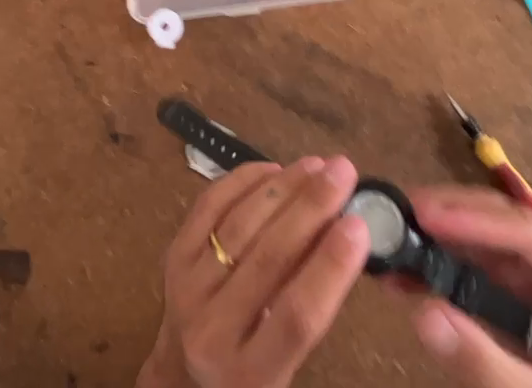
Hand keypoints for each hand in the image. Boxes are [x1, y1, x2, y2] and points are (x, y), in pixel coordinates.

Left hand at [137, 157, 370, 387]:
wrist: (181, 378)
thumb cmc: (250, 372)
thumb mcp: (284, 362)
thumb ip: (309, 308)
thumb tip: (345, 232)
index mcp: (251, 374)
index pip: (296, 315)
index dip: (329, 266)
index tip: (359, 223)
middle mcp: (212, 330)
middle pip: (267, 258)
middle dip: (311, 207)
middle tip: (343, 171)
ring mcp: (186, 288)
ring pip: (239, 225)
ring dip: (282, 187)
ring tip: (316, 164)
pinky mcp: (172, 257)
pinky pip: (209, 207)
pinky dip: (242, 182)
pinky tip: (273, 168)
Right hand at [403, 186, 531, 387]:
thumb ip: (482, 361)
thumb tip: (423, 313)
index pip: (529, 235)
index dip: (474, 220)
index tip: (424, 216)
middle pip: (506, 222)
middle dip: (450, 215)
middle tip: (399, 215)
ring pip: (488, 233)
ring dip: (442, 233)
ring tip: (396, 237)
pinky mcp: (529, 285)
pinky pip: (482, 259)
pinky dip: (445, 258)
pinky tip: (410, 268)